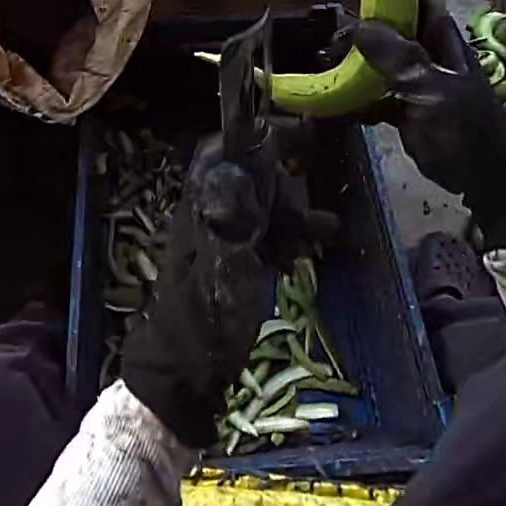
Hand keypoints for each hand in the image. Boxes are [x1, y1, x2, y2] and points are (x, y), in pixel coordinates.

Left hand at [122, 135, 333, 447]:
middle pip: (254, 172)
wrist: (186, 371)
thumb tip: (240, 163)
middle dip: (287, 186)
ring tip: (319, 237)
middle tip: (310, 216)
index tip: (303, 135)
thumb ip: (232, 215)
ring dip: (294, 215)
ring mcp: (222, 231)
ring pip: (265, 202)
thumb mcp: (224, 267)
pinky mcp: (233, 253)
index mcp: (203, 203)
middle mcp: (210, 208)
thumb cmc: (204, 320)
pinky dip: (287, 236)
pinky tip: (298, 256)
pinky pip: (266, 229)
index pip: (227, 147)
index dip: (263, 134)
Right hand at [352, 0, 505, 249]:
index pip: (419, 2)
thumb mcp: (431, 87)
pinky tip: (339, 106)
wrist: (483, 180)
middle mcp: (429, 57)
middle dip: (362, 34)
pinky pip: (377, 98)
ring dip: (356, 67)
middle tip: (331, 43)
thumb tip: (359, 25)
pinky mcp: (406, 112)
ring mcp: (417, 85)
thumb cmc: (464, 128)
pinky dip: (359, 100)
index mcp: (443, 42)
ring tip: (327, 69)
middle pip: (393, 33)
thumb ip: (398, 56)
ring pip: (381, 66)